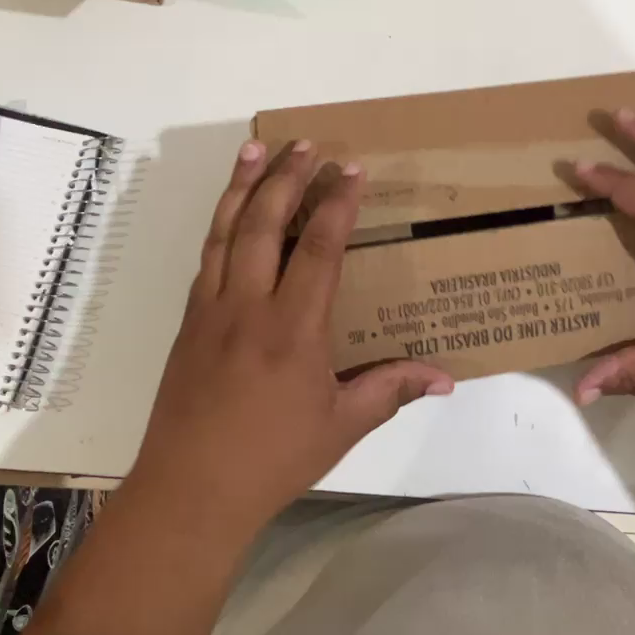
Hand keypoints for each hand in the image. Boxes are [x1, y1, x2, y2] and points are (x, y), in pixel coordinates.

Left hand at [124, 140, 453, 530]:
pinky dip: (220, 223)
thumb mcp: (342, 426)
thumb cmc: (273, 459)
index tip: (350, 169)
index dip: (336, 204)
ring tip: (254, 148)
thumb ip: (391, 389)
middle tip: (305, 144)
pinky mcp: (187, 321)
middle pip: (265, 224)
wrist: (189, 490)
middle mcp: (248, 306)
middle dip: (286, 177)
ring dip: (242, 185)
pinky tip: (228, 210)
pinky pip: (206, 257)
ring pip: (226, 231)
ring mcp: (210, 309)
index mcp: (292, 328)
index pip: (318, 248)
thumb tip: (447, 378)